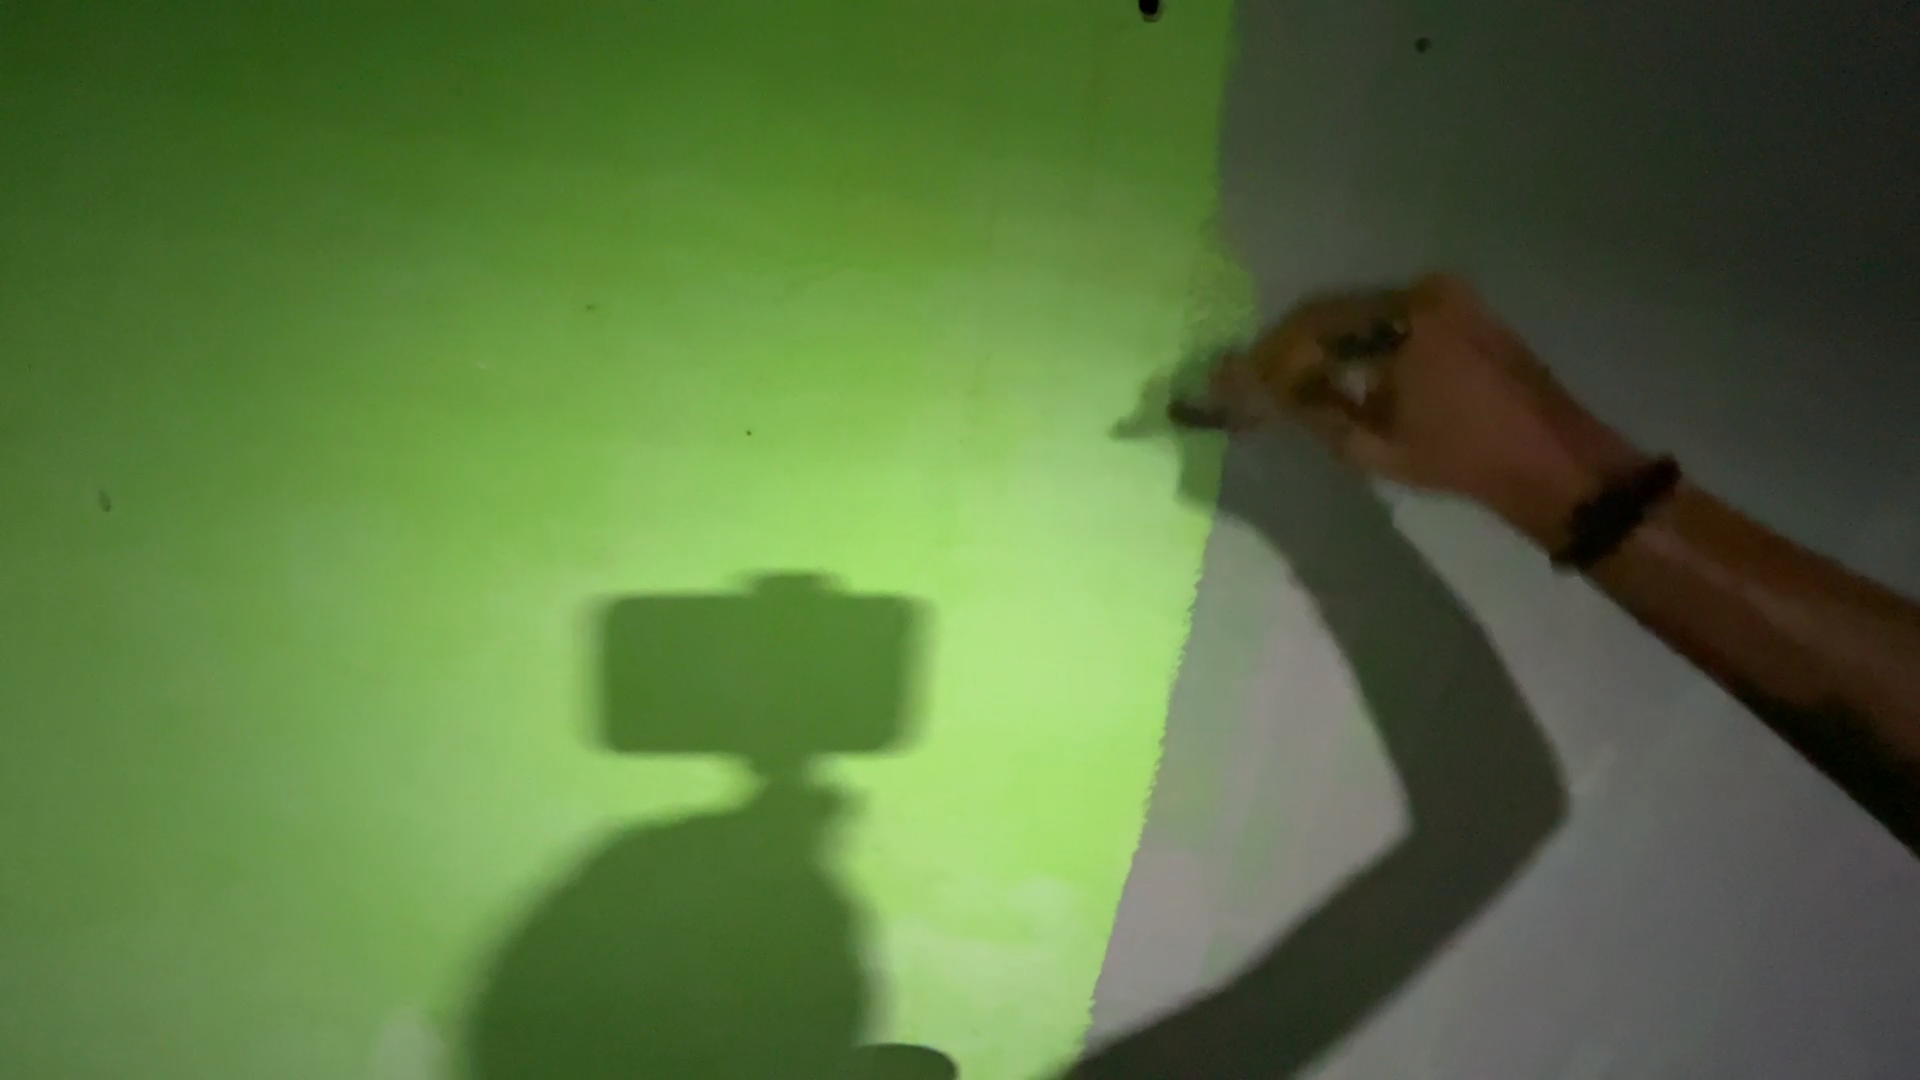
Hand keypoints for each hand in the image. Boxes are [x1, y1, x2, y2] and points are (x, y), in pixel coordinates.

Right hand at [1195, 273, 1649, 548]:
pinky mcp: (1456, 309)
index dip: (1263, 360)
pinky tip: (1329, 373)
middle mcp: (1421, 293)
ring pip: (1353, 316)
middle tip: (1248, 384)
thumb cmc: (1458, 459)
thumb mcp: (1371, 447)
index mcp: (1403, 323)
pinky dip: (1350, 344)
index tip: (1227, 382)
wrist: (1550, 457)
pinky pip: (1383, 319)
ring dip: (1315, 348)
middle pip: (1328, 316)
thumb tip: (1263, 394)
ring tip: (1282, 383)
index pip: (1309, 331)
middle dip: (1284, 352)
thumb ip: (1312, 412)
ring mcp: (1443, 297)